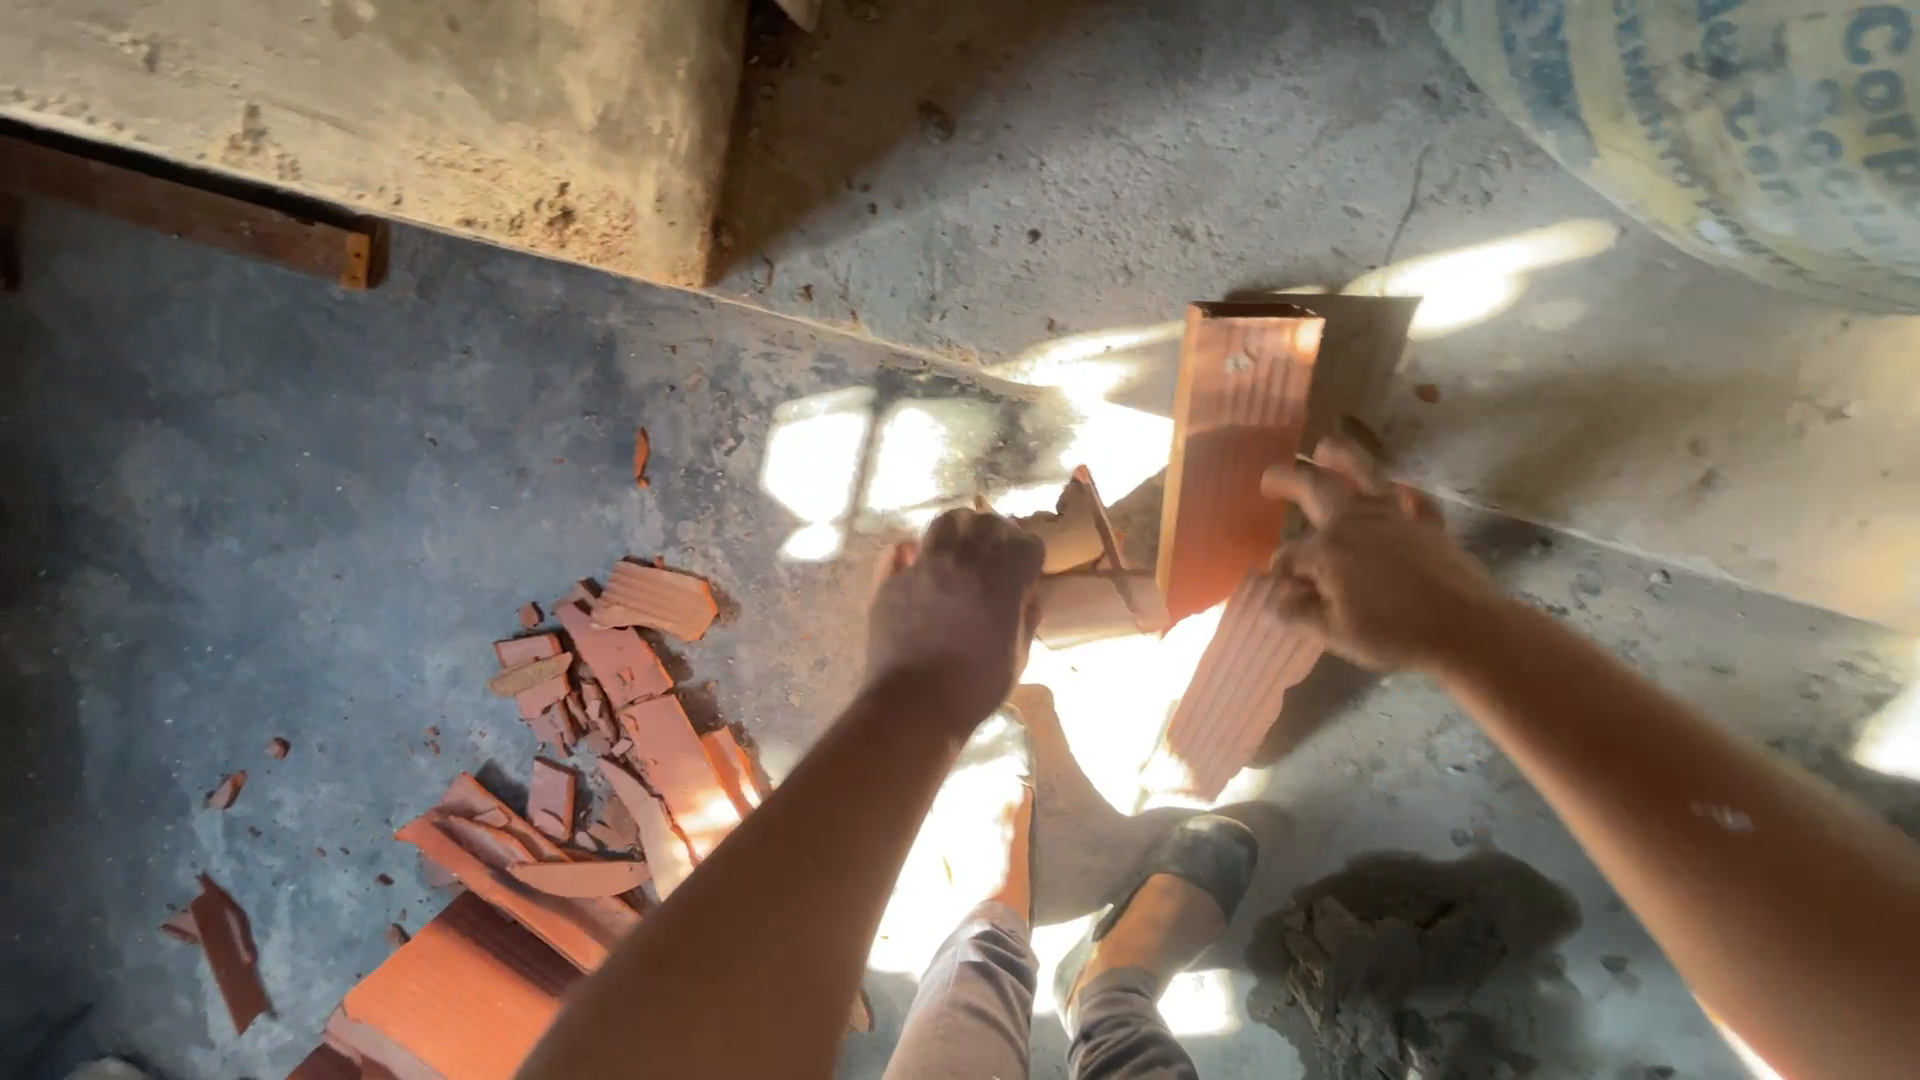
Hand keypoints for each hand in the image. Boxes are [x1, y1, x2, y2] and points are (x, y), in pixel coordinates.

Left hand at [865, 508, 1045, 722]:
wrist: (913, 706)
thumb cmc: (974, 688)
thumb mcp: (1017, 658)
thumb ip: (1025, 620)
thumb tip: (1030, 598)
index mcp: (1002, 580)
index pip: (1027, 543)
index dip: (1031, 555)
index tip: (1028, 568)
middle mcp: (963, 561)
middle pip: (987, 523)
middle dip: (999, 533)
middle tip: (998, 552)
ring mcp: (923, 566)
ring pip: (946, 522)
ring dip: (960, 530)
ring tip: (960, 548)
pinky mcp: (892, 579)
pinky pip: (901, 549)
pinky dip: (912, 551)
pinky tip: (918, 563)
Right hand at [1260, 437, 1503, 672]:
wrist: (1467, 630)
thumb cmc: (1394, 634)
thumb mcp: (1332, 632)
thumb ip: (1294, 611)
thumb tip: (1265, 598)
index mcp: (1327, 550)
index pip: (1288, 555)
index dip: (1278, 572)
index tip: (1278, 589)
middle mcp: (1355, 522)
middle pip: (1314, 489)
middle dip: (1286, 480)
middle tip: (1268, 479)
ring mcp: (1395, 518)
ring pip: (1364, 474)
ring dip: (1341, 457)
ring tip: (1324, 447)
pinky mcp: (1428, 525)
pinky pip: (1413, 499)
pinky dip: (1402, 493)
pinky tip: (1397, 491)